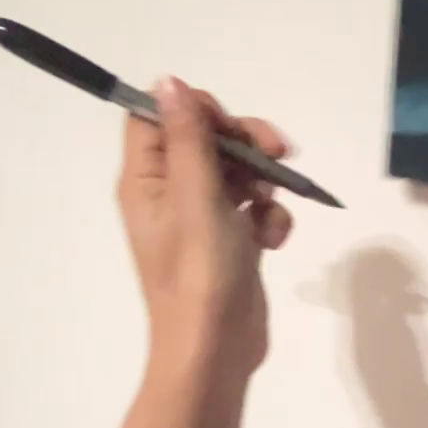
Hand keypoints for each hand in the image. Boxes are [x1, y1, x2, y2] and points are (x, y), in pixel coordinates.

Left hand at [119, 76, 294, 376]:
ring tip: (273, 205)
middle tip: (279, 152)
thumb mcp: (196, 197)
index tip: (231, 126)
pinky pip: (254, 208)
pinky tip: (274, 239)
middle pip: (207, 139)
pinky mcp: (232, 241)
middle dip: (247, 142)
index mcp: (147, 179)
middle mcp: (171, 193)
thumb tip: (168, 80)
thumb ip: (188, 138)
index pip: (158, 117)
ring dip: (265, 181)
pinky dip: (270, 216)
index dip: (196, 110)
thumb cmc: (201, 273)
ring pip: (238, 172)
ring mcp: (203, 218)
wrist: (217, 348)